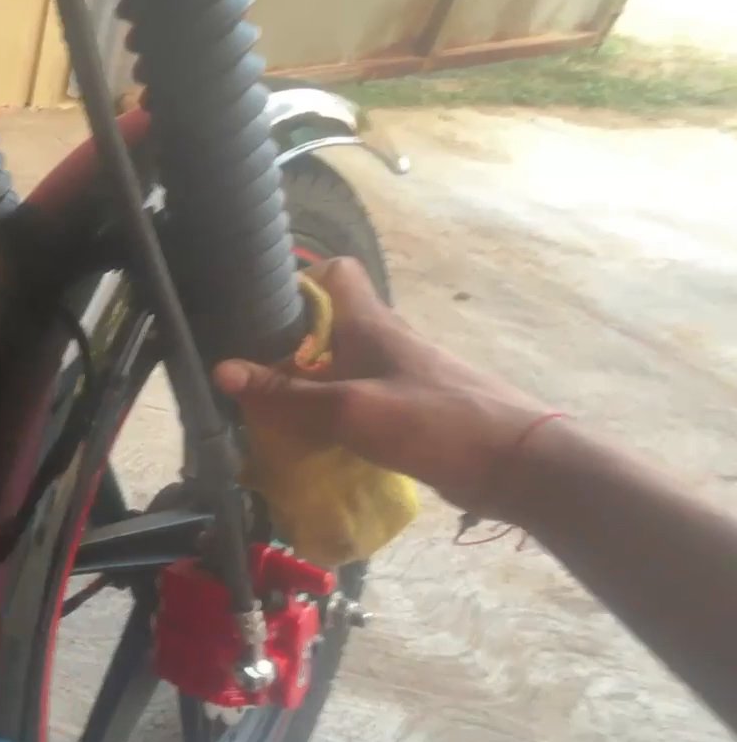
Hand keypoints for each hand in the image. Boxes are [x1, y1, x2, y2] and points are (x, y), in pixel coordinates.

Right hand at [213, 257, 551, 517]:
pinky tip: (312, 432)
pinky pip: (354, 394)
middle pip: (326, 322)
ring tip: (269, 402)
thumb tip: (220, 372)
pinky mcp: (409, 405)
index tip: (262, 305)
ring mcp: (398, 373)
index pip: (335, 273)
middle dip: (285, 339)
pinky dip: (329, 406)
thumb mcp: (346, 408)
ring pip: (337, 361)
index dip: (298, 279)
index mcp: (370, 324)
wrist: (522, 468)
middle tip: (247, 365)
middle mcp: (383, 339)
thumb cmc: (433, 422)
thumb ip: (283, 393)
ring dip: (305, 378)